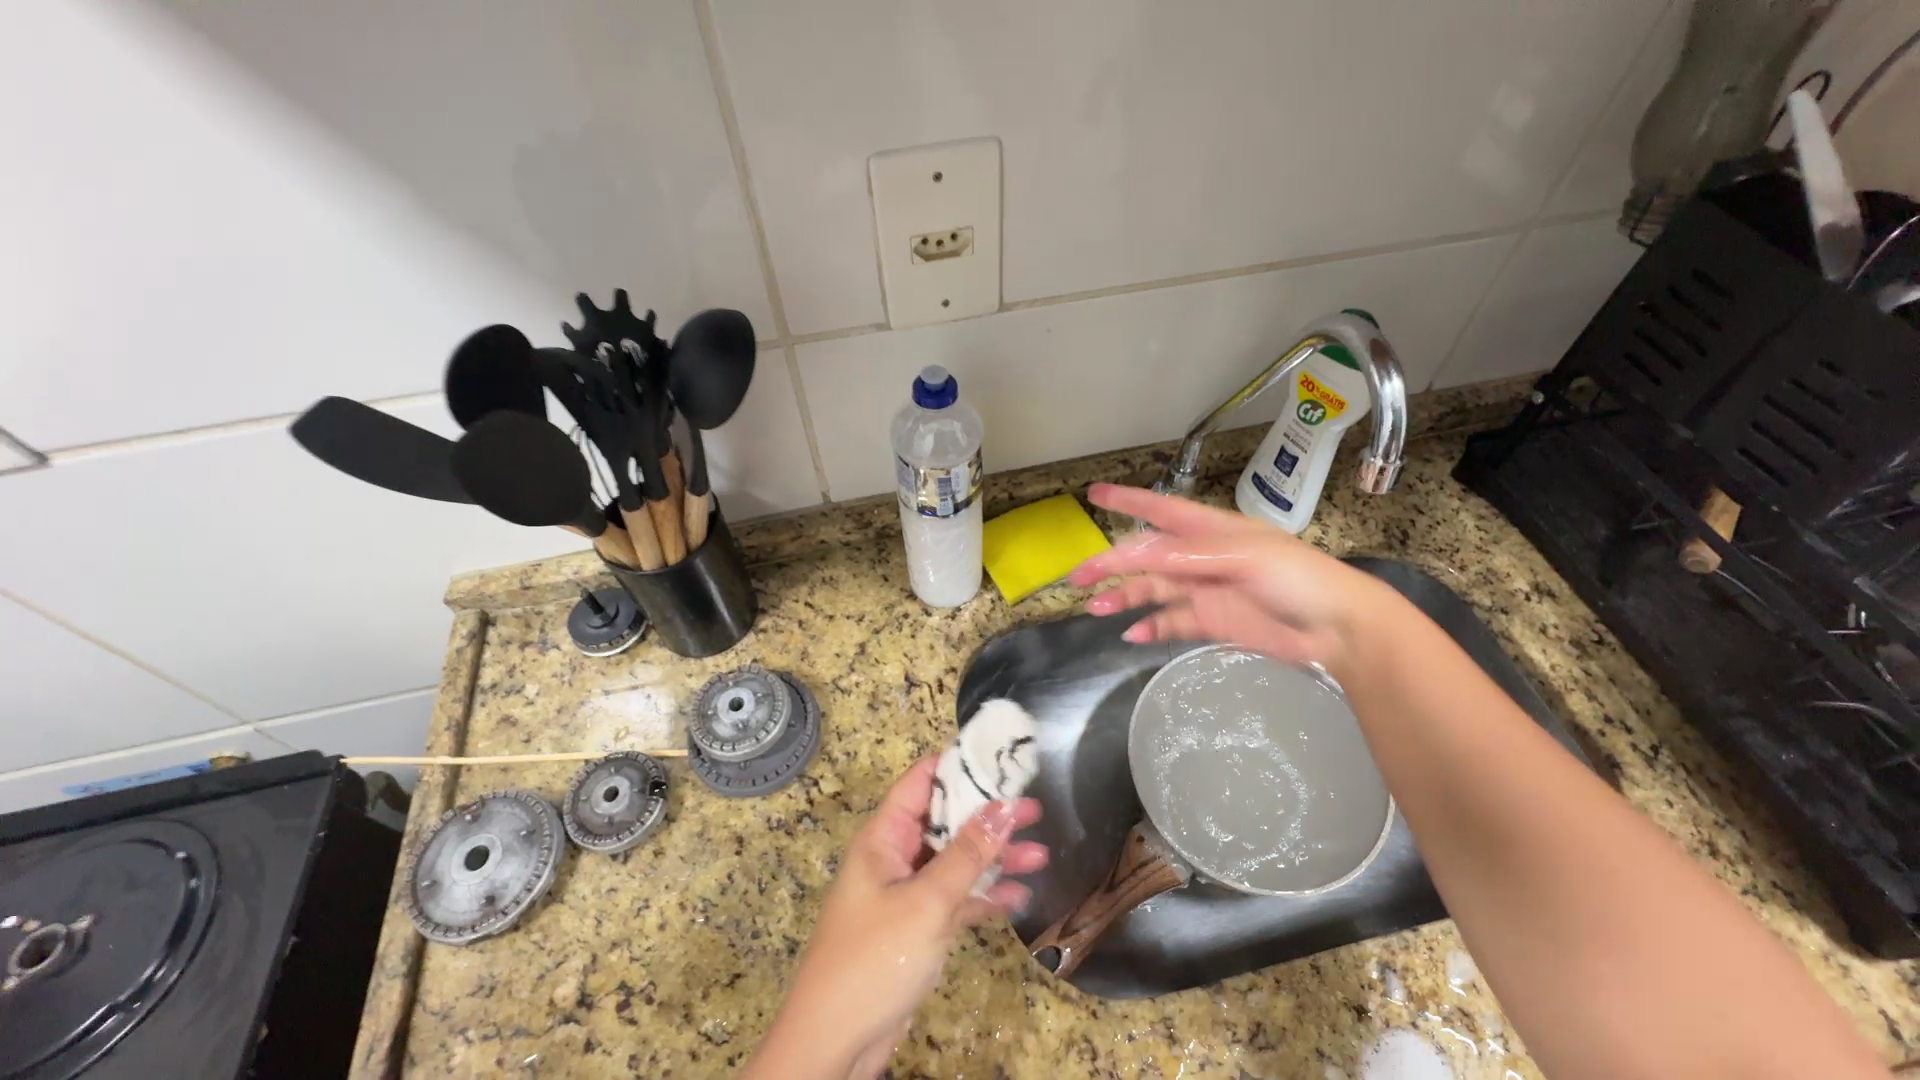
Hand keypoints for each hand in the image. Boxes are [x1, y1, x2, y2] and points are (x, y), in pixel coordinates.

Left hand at [742, 758, 1046, 1079]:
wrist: (837, 1040)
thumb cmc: (874, 958)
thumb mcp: (927, 902)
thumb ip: (968, 854)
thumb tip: (1003, 805)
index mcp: (883, 838)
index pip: (921, 782)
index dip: (959, 765)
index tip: (1002, 758)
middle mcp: (894, 858)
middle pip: (945, 822)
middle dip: (988, 815)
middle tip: (1035, 808)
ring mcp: (906, 894)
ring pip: (956, 862)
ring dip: (995, 858)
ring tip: (1041, 853)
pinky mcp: (918, 928)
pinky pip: (957, 900)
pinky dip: (985, 897)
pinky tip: (1020, 897)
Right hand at [1070, 483, 1397, 675]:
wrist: (1337, 629)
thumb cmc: (1298, 578)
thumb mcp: (1244, 557)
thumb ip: (1189, 555)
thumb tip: (1136, 552)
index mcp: (1212, 531)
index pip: (1161, 511)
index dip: (1128, 501)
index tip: (1095, 493)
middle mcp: (1202, 557)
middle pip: (1147, 556)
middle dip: (1111, 562)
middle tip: (1078, 575)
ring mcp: (1205, 591)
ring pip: (1153, 590)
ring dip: (1124, 596)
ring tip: (1097, 607)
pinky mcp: (1212, 621)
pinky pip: (1171, 621)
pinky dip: (1151, 626)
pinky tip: (1133, 633)